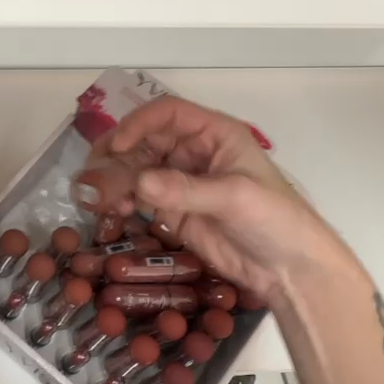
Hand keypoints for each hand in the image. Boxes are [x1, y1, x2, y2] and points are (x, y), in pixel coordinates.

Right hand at [106, 97, 361, 307]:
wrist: (290, 270)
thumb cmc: (275, 220)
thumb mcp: (235, 197)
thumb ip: (186, 189)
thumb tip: (139, 183)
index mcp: (214, 134)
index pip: (167, 114)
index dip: (139, 124)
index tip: (118, 146)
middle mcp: (192, 152)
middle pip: (143, 140)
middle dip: (116, 154)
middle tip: (92, 173)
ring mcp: (179, 182)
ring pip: (135, 169)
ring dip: (113, 179)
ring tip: (98, 198)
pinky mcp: (172, 211)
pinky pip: (137, 197)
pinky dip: (121, 201)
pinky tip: (114, 211)